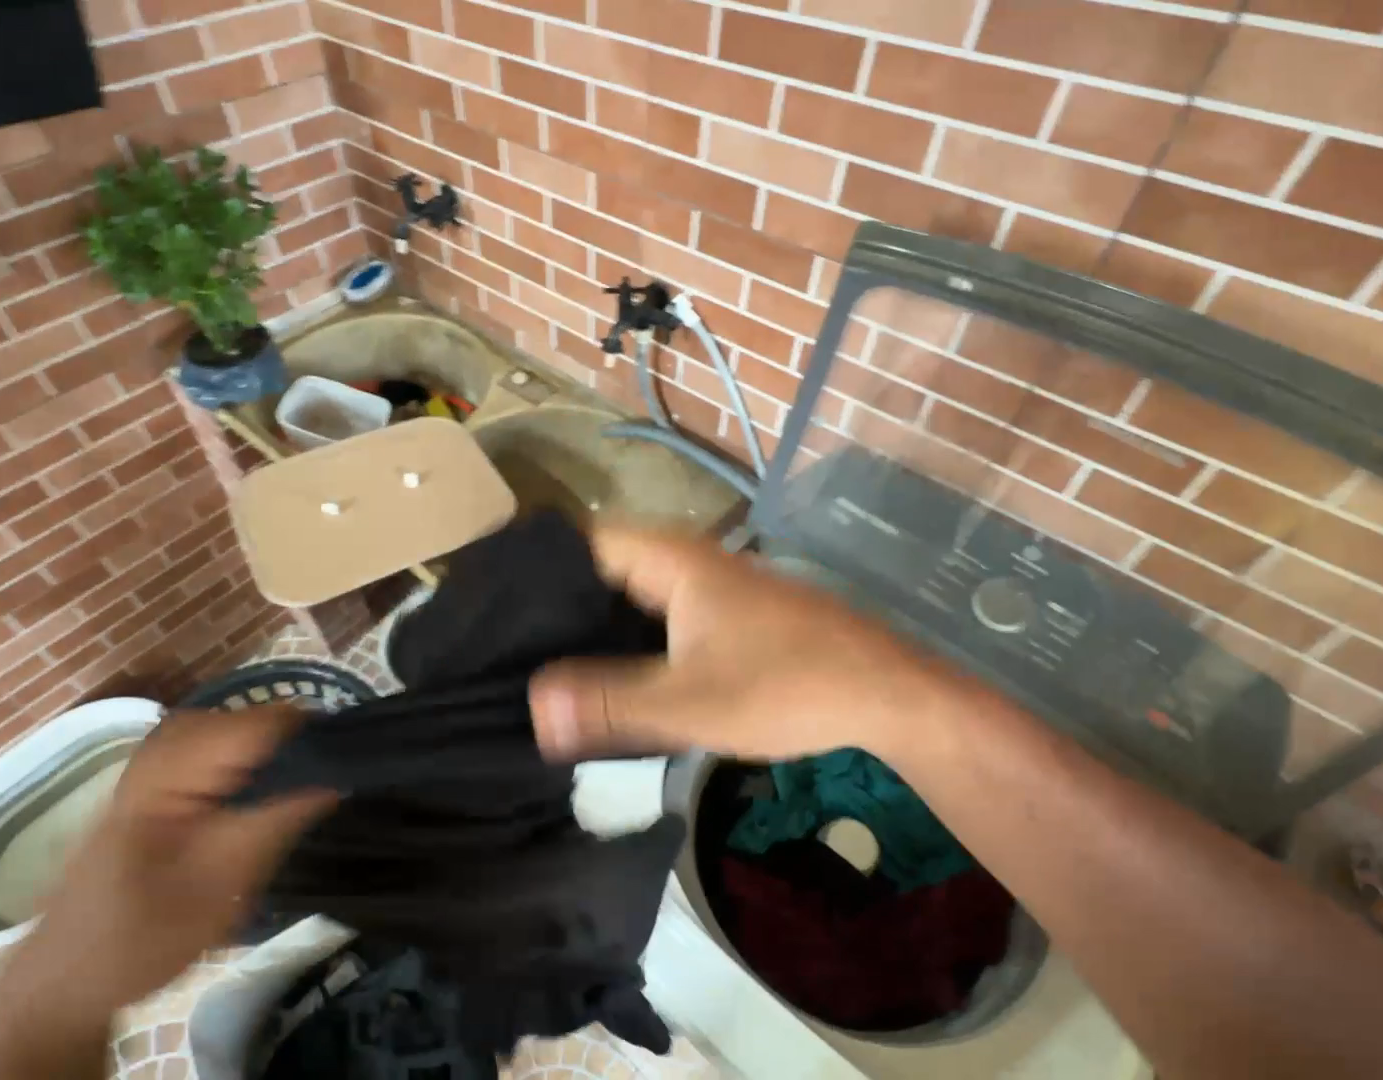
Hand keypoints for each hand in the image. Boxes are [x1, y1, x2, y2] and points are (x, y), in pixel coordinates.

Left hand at [5, 706, 334, 1016]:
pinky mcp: (145, 788)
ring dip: (262, 744)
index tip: (343, 756)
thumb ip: (276, 824)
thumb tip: (334, 780)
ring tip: (297, 772)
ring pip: (218, 728)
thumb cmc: (141, 939)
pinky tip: (254, 784)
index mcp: (167, 777)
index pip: (250, 726)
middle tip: (324, 765)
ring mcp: (144, 771)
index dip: (303, 733)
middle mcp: (153, 759)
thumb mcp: (221, 887)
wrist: (63, 982)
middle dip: (284, 734)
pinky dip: (238, 754)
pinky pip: (201, 748)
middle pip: (234, 718)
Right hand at [529, 527, 946, 760]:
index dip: (537, 568)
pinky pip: (664, 613)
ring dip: (599, 621)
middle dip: (560, 601)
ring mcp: (717, 586)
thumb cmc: (787, 686)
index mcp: (674, 560)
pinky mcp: (734, 615)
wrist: (887, 695)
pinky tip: (617, 672)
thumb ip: (609, 704)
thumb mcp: (689, 703)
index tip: (495, 606)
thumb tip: (532, 709)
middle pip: (606, 566)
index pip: (583, 541)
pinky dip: (634, 634)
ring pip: (637, 592)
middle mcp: (692, 559)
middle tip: (511, 643)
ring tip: (546, 660)